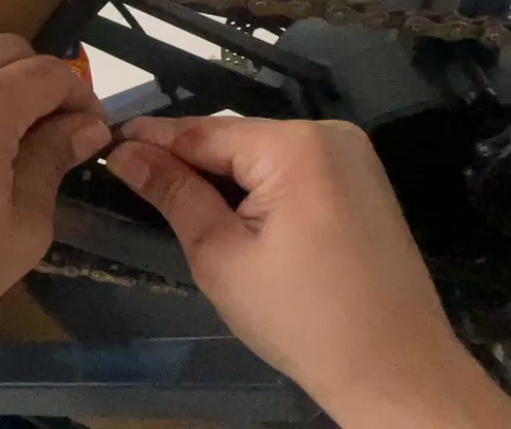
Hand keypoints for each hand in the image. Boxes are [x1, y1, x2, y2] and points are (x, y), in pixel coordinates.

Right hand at [108, 117, 510, 428]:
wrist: (402, 379)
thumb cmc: (304, 321)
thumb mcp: (221, 256)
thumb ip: (172, 192)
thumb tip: (123, 152)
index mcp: (295, 146)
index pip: (202, 132)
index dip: (152, 138)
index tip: (107, 140)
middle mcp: (327, 133)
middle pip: (232, 140)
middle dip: (186, 159)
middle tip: (133, 174)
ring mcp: (350, 155)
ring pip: (258, 152)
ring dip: (219, 173)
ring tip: (172, 191)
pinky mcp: (359, 179)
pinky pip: (288, 166)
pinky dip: (255, 184)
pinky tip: (230, 208)